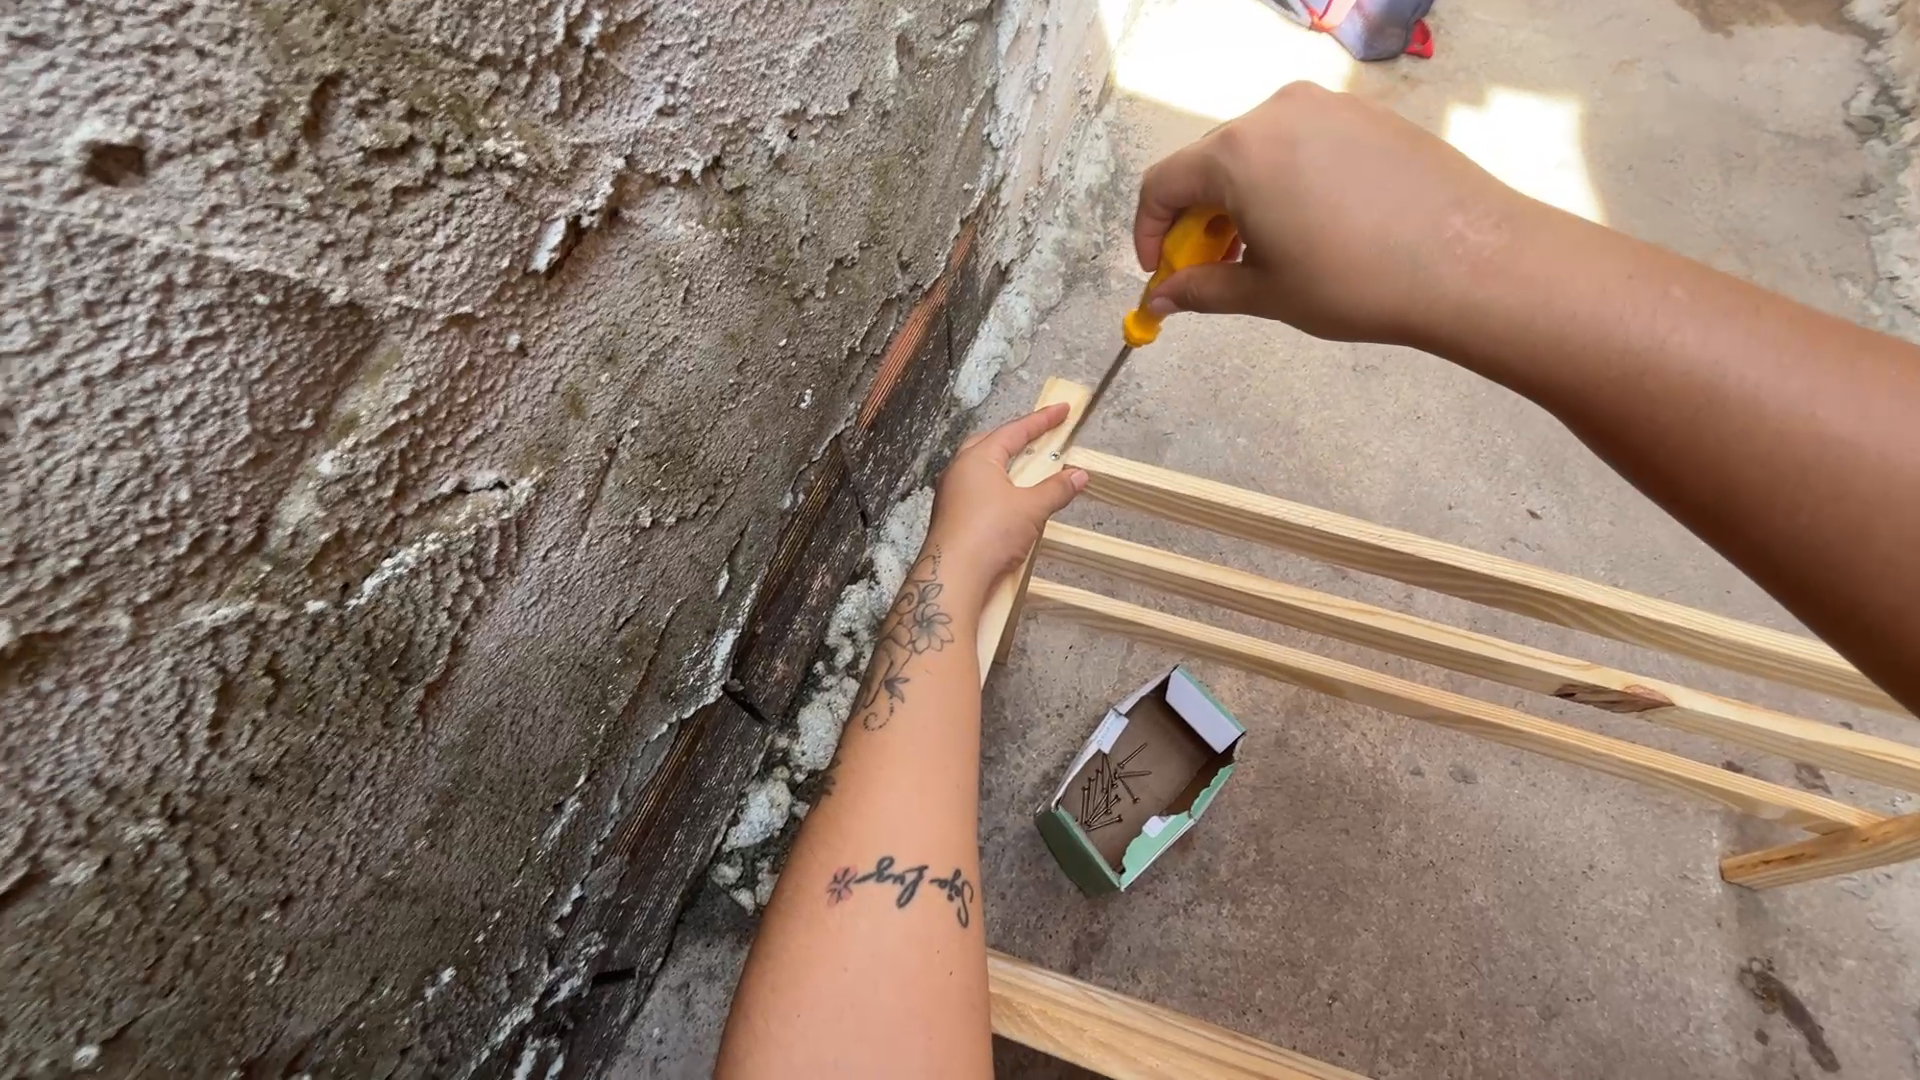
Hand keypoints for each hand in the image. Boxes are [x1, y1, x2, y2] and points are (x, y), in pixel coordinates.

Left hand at [924, 404, 1087, 602]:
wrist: (954, 577)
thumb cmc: (990, 534)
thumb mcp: (1032, 508)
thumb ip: (1057, 489)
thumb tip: (1079, 475)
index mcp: (977, 459)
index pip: (1014, 431)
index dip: (1042, 420)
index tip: (1063, 410)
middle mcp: (959, 471)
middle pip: (991, 444)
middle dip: (1016, 438)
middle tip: (1040, 437)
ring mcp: (951, 495)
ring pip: (982, 470)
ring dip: (1006, 467)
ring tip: (1029, 469)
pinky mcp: (952, 518)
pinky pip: (978, 494)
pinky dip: (998, 490)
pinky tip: (1011, 503)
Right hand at [1134, 81, 1531, 346]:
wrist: (1468, 259)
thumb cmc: (1352, 281)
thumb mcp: (1262, 291)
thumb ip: (1199, 289)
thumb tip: (1159, 302)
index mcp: (1237, 154)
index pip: (1162, 184)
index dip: (1147, 232)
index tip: (1161, 272)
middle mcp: (1275, 113)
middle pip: (1204, 164)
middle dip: (1192, 219)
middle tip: (1208, 267)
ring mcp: (1325, 105)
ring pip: (1250, 152)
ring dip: (1234, 201)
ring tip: (1257, 250)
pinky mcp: (1363, 113)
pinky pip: (1295, 143)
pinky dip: (1276, 183)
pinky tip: (1302, 224)